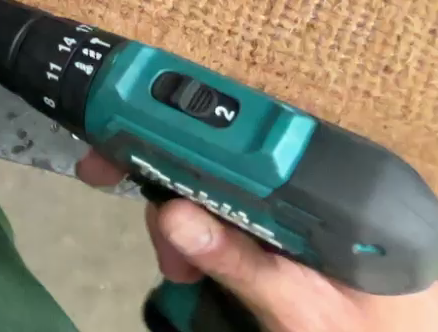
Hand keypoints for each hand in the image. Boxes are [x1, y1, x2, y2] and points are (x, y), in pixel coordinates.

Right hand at [76, 154, 437, 331]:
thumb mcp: (307, 317)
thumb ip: (244, 265)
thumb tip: (169, 210)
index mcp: (336, 188)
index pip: (241, 134)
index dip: (174, 125)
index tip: (117, 130)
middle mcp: (315, 182)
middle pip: (215, 152)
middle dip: (158, 169)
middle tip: (101, 177)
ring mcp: (299, 208)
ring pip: (209, 180)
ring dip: (172, 213)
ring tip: (173, 268)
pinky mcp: (286, 232)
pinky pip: (221, 209)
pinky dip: (191, 229)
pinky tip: (186, 264)